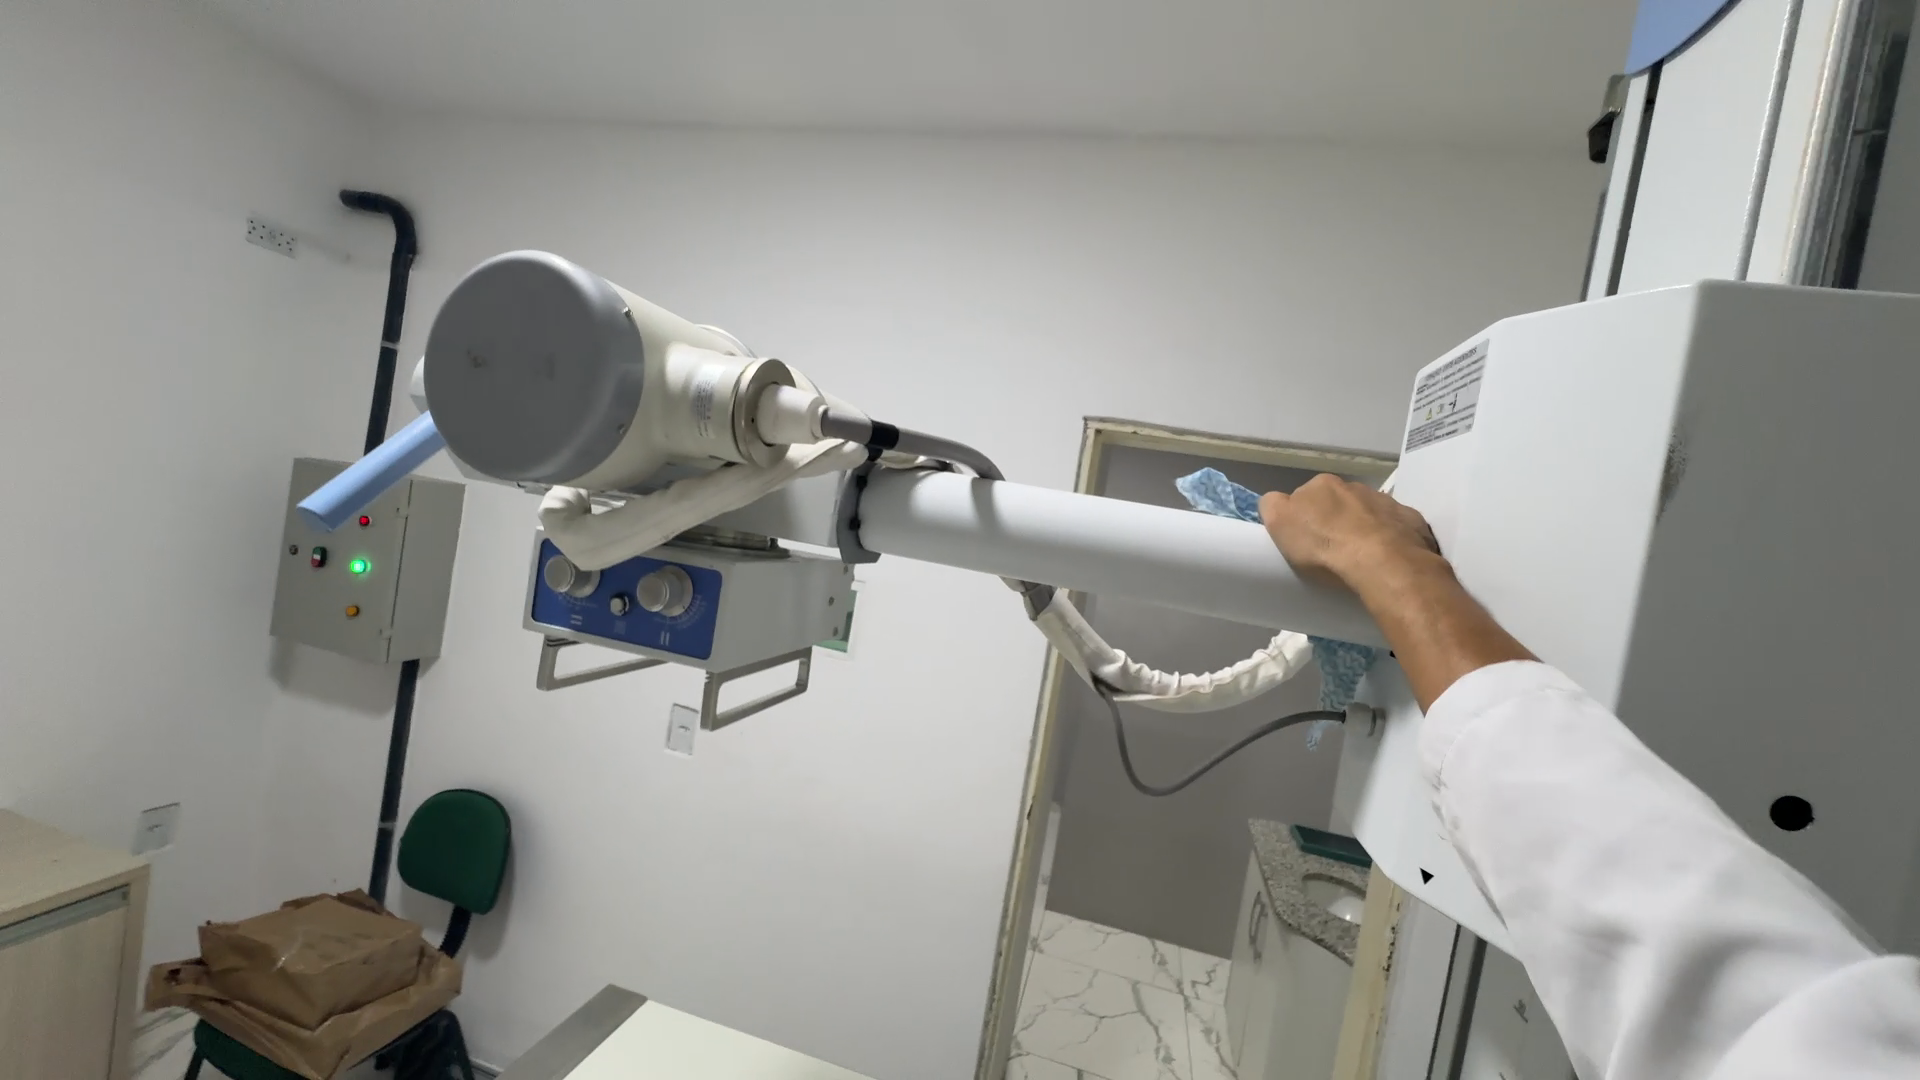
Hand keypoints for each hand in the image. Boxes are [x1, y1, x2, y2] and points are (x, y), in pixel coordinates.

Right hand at [1263, 475, 1531, 708]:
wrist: (1383, 565)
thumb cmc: (1323, 546)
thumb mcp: (1278, 523)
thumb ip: (1272, 505)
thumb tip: (1279, 502)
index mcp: (1323, 484)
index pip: (1304, 496)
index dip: (1301, 517)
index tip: (1303, 540)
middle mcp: (1357, 486)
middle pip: (1338, 504)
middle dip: (1334, 521)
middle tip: (1328, 551)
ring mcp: (1389, 503)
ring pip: (1369, 515)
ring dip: (1362, 530)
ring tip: (1359, 559)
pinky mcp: (1414, 522)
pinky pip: (1396, 529)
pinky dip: (1390, 540)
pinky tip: (1385, 560)